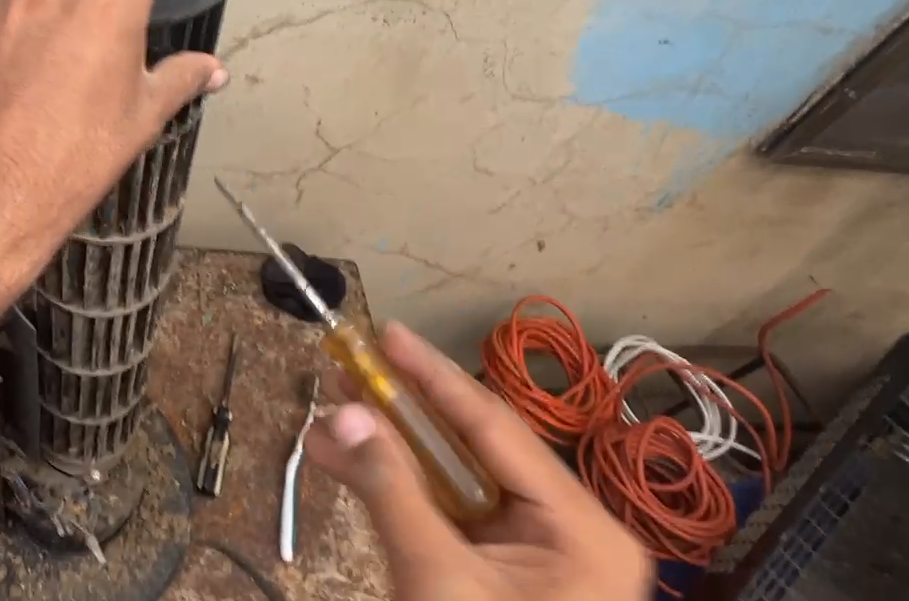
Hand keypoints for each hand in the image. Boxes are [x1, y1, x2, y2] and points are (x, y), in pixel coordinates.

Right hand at [306, 323, 652, 600]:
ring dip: (385, 448)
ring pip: (449, 475)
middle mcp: (564, 527)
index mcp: (582, 527)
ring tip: (327, 417)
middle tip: (343, 369)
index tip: (387, 333)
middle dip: (399, 410)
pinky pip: (442, 508)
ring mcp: (532, 550)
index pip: (494, 425)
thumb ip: (388, 487)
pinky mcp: (499, 569)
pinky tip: (344, 463)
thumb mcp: (436, 577)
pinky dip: (392, 486)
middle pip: (469, 445)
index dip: (433, 375)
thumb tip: (341, 411)